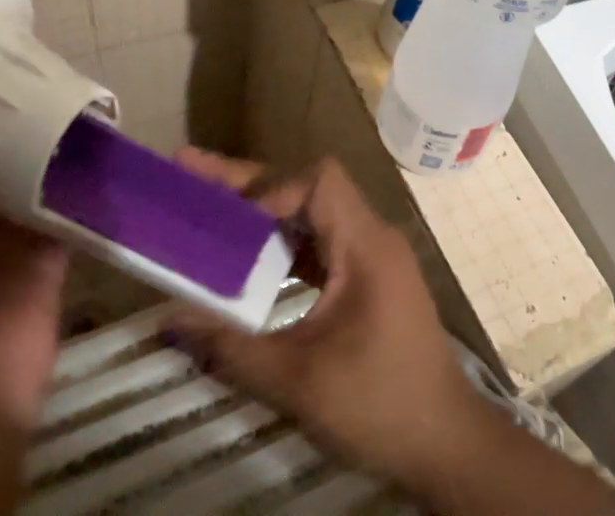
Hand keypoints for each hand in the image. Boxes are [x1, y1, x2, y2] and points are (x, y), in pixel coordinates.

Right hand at [165, 148, 489, 495]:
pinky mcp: (370, 281)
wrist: (445, 442)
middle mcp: (373, 239)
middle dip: (251, 185)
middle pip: (310, 190)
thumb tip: (170, 320)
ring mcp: (374, 259)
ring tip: (208, 212)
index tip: (231, 219)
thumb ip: (231, 346)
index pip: (320, 180)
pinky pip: (322, 246)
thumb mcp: (297, 379)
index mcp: (366, 246)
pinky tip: (247, 262)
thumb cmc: (378, 403)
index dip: (271, 187)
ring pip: (314, 217)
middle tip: (189, 172)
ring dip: (265, 215)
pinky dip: (284, 246)